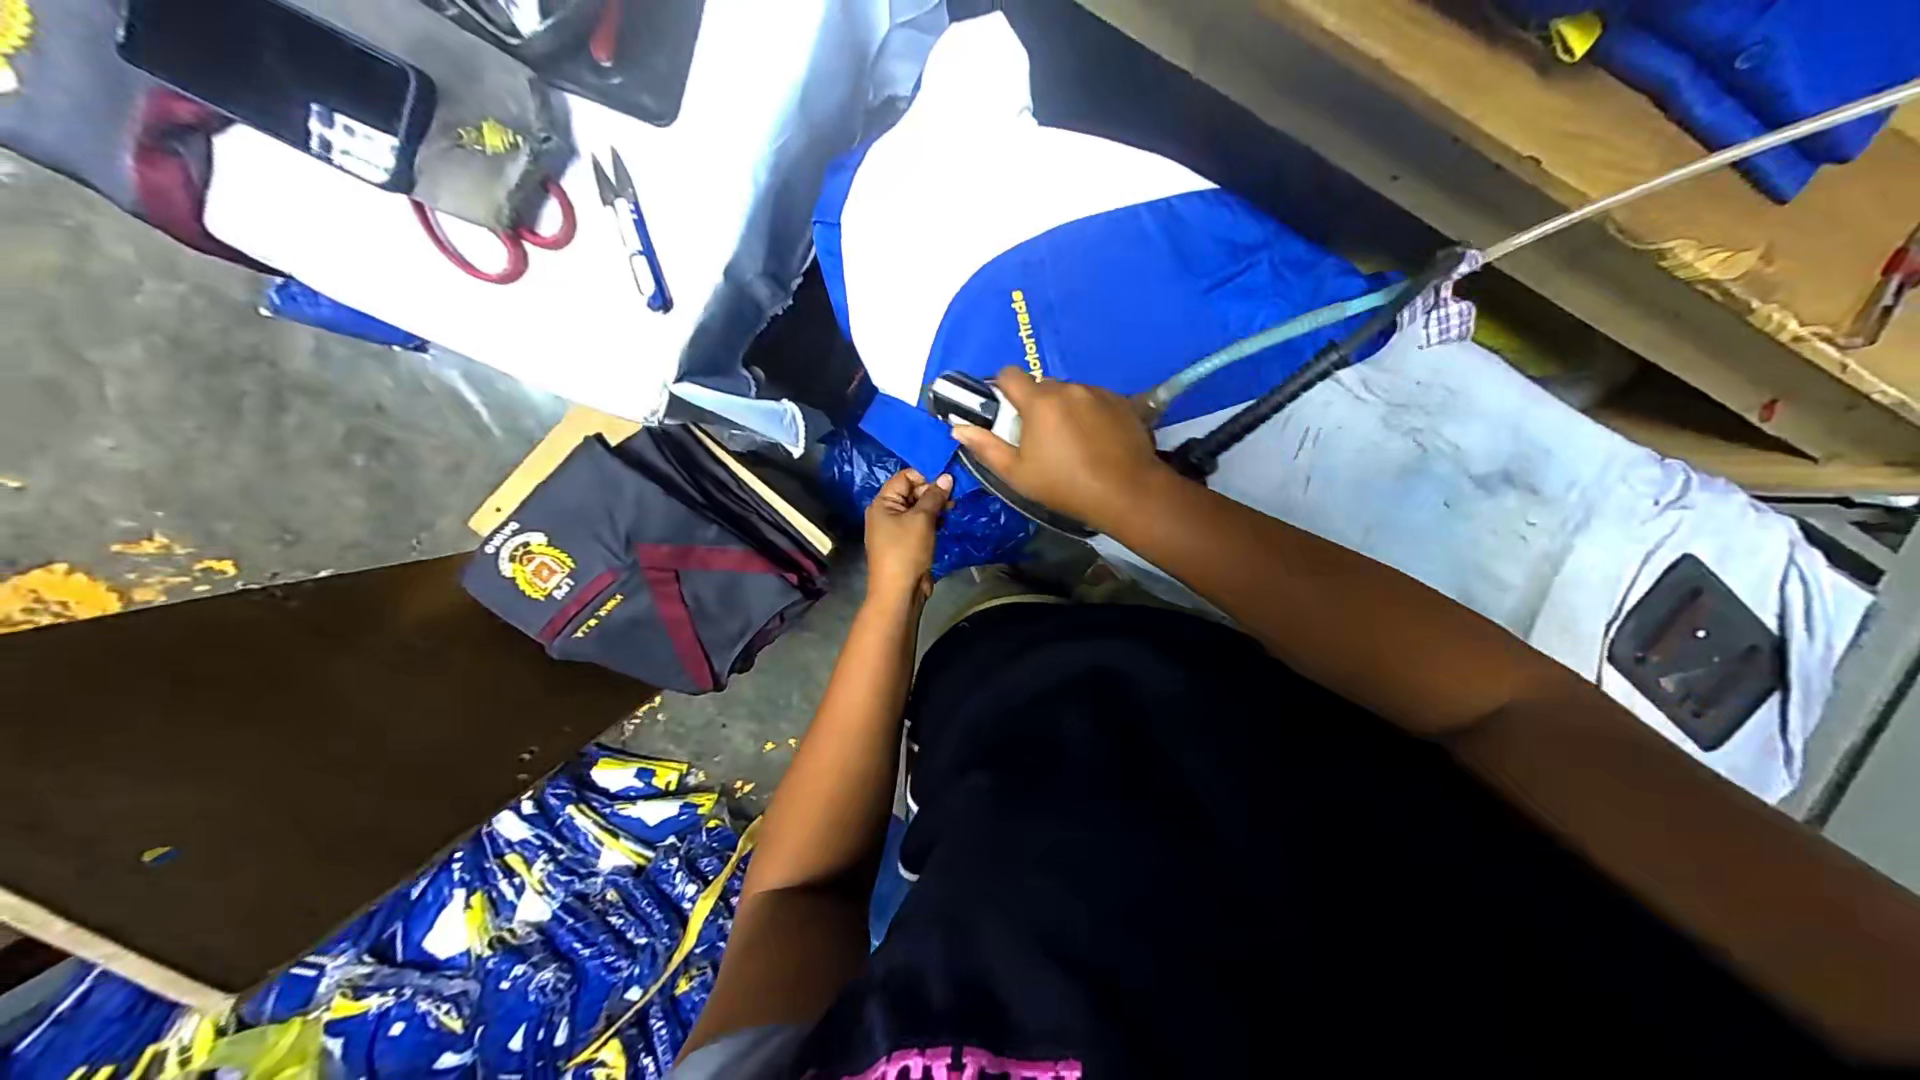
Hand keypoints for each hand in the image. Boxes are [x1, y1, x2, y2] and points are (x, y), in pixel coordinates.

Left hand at [864, 468, 951, 600]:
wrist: (899, 591)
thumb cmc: (906, 550)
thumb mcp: (922, 519)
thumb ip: (934, 496)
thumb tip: (947, 476)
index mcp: (882, 503)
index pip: (904, 477)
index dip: (925, 476)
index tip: (947, 481)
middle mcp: (886, 513)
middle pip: (911, 492)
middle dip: (933, 492)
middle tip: (954, 497)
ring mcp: (895, 529)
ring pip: (918, 509)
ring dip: (935, 507)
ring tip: (952, 509)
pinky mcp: (906, 542)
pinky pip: (920, 524)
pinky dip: (933, 521)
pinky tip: (946, 522)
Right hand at [950, 367, 1169, 532]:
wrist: (1126, 492)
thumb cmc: (1065, 485)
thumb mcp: (1017, 473)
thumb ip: (986, 447)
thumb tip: (959, 428)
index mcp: (1039, 402)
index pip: (1010, 374)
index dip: (1002, 388)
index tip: (1004, 409)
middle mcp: (1069, 388)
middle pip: (1042, 386)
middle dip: (1036, 404)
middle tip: (1039, 437)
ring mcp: (1098, 393)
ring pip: (1070, 392)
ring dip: (1065, 408)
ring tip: (1071, 441)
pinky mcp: (1122, 401)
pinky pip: (1095, 399)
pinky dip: (1090, 413)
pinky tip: (1095, 440)